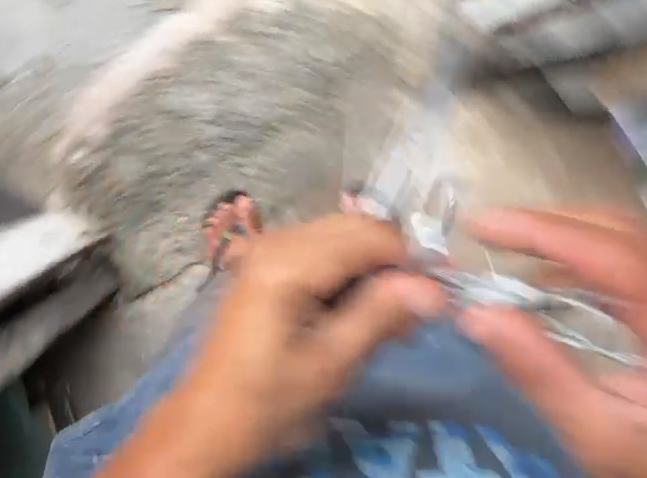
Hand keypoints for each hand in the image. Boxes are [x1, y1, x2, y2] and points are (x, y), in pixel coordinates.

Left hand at [100, 215, 446, 477]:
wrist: (208, 421)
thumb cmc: (268, 400)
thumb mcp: (330, 365)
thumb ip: (380, 316)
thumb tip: (433, 288)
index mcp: (289, 261)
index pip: (368, 235)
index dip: (410, 259)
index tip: (439, 295)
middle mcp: (278, 239)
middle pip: (355, 225)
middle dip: (392, 260)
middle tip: (415, 311)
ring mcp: (269, 246)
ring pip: (341, 233)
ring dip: (372, 264)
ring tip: (391, 317)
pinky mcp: (268, 259)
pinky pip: (321, 246)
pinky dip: (348, 268)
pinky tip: (358, 308)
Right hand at [459, 209, 646, 477]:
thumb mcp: (600, 440)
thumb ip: (541, 374)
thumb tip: (477, 313)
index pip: (622, 260)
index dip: (551, 232)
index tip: (487, 227)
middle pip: (626, 236)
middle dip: (552, 226)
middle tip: (491, 233)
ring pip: (631, 239)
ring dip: (567, 235)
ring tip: (511, 245)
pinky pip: (637, 259)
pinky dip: (587, 256)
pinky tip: (553, 274)